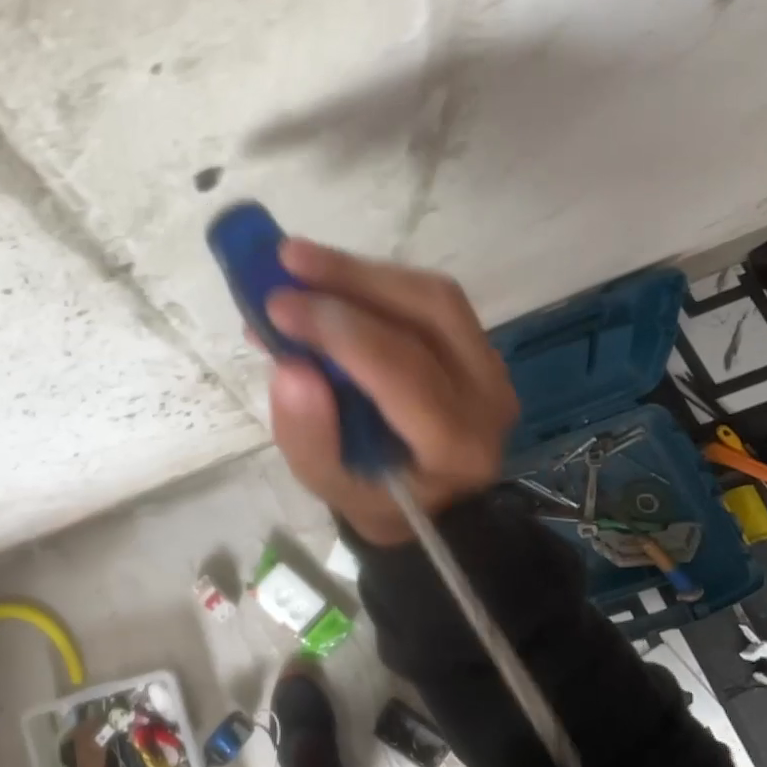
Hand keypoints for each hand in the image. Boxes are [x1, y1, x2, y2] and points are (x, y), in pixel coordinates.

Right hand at [260, 239, 517, 546]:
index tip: (276, 306)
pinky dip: (370, 281)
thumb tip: (288, 367)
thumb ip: (309, 434)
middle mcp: (487, 396)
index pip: (401, 369)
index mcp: (454, 445)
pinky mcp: (476, 344)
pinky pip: (426, 298)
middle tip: (286, 260)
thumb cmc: (372, 497)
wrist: (425, 506)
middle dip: (352, 278)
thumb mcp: (328, 485)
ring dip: (359, 271)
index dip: (338, 329)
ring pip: (431, 294)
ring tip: (295, 260)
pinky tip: (323, 279)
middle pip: (429, 312)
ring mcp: (490, 365)